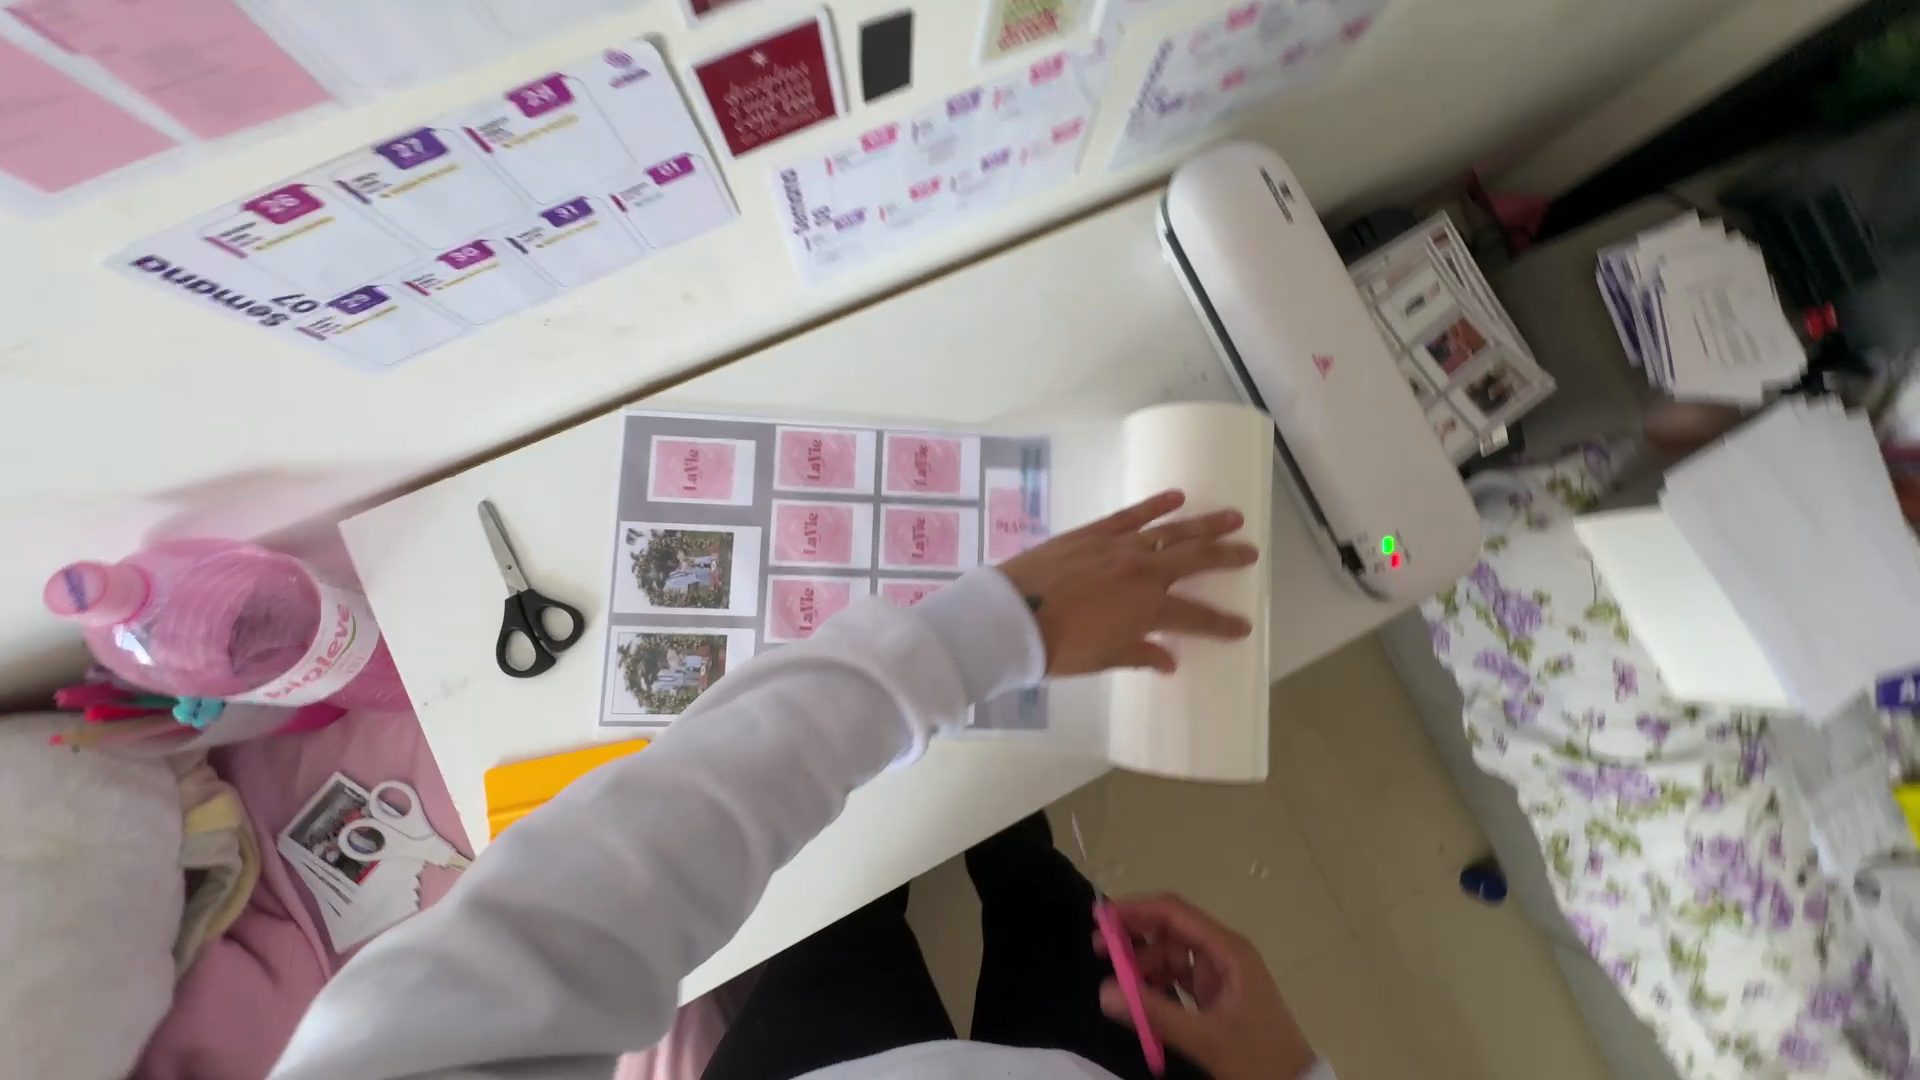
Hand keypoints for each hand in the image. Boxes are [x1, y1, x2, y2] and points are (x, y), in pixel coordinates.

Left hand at [997, 490, 1256, 676]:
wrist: (1012, 617)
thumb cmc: (1059, 647)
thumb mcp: (1103, 658)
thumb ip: (1140, 655)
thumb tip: (1169, 661)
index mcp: (1147, 608)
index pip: (1196, 617)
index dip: (1222, 624)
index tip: (1242, 627)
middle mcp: (1142, 572)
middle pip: (1194, 560)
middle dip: (1226, 557)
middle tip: (1250, 552)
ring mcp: (1118, 547)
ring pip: (1170, 531)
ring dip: (1202, 524)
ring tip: (1231, 517)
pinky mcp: (1093, 532)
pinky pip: (1131, 515)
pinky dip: (1155, 505)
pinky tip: (1176, 496)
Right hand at [1094, 894, 1316, 1079]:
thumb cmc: (1258, 1062)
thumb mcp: (1205, 1039)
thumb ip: (1154, 1013)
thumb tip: (1103, 991)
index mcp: (1227, 949)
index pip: (1172, 912)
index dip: (1135, 910)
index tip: (1101, 918)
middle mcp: (1223, 951)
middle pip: (1170, 928)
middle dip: (1135, 935)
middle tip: (1099, 948)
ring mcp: (1221, 973)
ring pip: (1171, 952)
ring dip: (1144, 961)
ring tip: (1117, 980)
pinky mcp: (1217, 994)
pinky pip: (1179, 975)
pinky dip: (1157, 981)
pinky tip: (1140, 995)